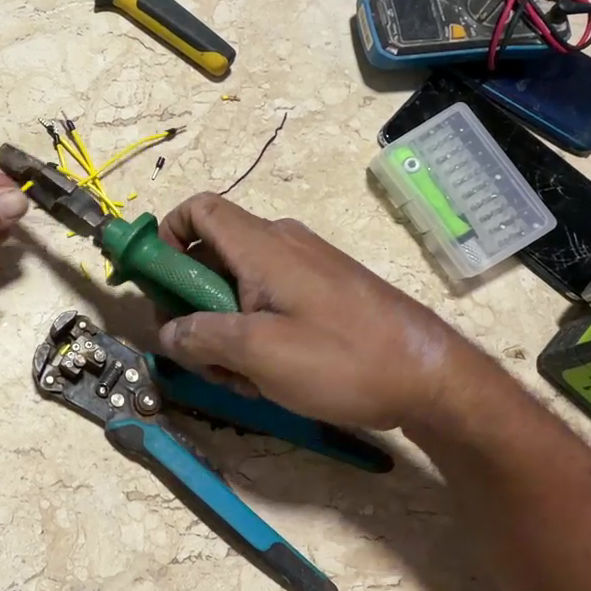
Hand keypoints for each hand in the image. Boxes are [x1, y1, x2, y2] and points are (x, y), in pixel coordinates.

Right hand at [154, 193, 484, 431]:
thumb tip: (167, 331)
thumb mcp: (258, 354)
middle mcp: (282, 245)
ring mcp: (306, 268)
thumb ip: (201, 336)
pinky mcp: (323, 294)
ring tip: (242, 375)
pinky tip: (271, 376)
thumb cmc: (342, 359)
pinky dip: (255, 333)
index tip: (158, 284)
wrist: (432, 379)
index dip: (166, 236)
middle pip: (212, 255)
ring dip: (224, 328)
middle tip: (200, 351)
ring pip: (239, 286)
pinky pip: (269, 302)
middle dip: (192, 303)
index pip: (198, 210)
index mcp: (261, 246)